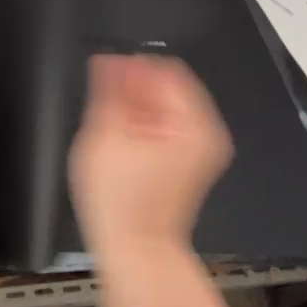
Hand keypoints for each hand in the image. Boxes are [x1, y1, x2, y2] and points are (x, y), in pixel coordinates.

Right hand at [68, 54, 231, 256]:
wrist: (134, 246)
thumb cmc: (121, 198)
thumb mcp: (105, 133)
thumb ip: (110, 90)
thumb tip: (110, 60)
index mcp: (194, 123)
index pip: (165, 69)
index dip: (130, 68)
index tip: (104, 78)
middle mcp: (204, 134)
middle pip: (164, 88)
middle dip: (129, 92)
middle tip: (102, 109)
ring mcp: (195, 150)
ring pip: (159, 108)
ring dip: (130, 111)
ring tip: (108, 131)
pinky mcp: (183, 163)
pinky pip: (159, 129)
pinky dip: (137, 128)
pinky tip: (117, 144)